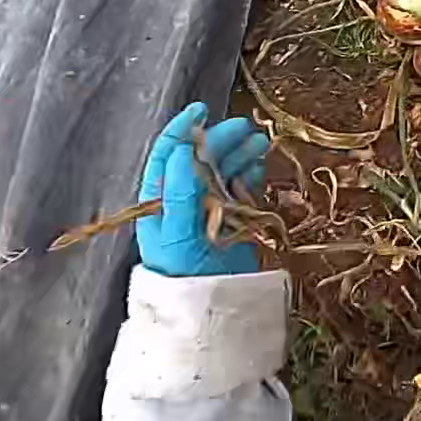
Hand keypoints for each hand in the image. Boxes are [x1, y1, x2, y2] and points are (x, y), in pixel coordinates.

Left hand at [136, 102, 269, 276]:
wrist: (209, 312)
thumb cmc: (184, 274)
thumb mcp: (177, 233)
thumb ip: (179, 192)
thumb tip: (182, 150)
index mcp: (162, 199)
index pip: (169, 154)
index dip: (182, 129)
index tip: (200, 109)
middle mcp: (184, 198)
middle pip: (201, 158)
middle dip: (220, 139)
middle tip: (244, 128)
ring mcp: (209, 208)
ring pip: (224, 169)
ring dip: (239, 153)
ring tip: (258, 143)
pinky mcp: (231, 218)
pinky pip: (240, 187)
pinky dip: (250, 173)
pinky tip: (258, 165)